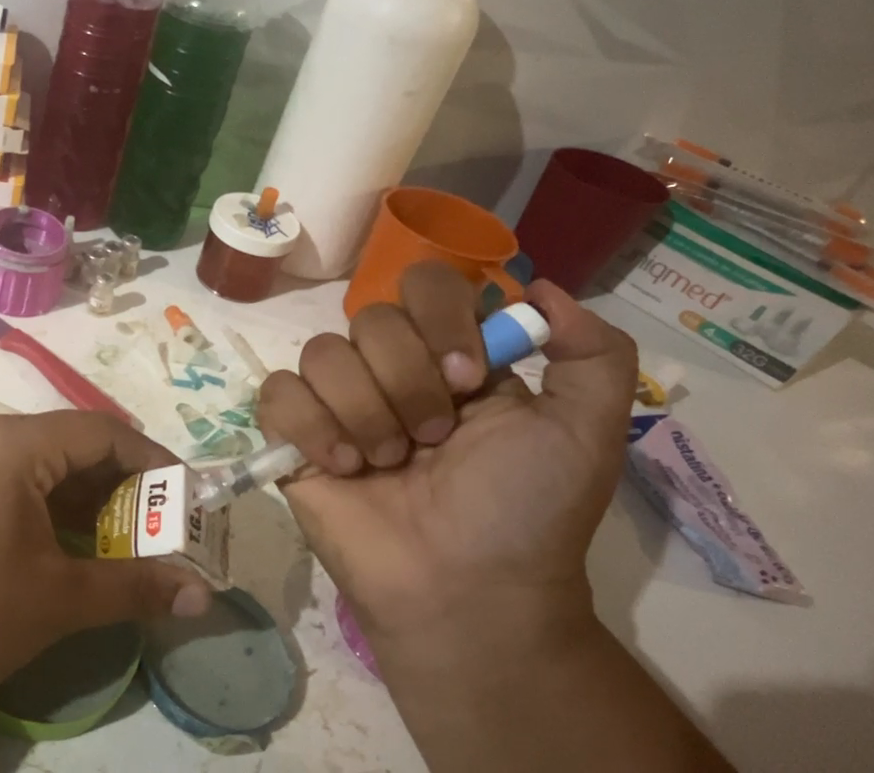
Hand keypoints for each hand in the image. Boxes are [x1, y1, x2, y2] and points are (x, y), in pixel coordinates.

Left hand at [0, 411, 213, 713]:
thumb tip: (204, 595)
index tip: (189, 502)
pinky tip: (70, 545)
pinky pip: (8, 478)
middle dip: (122, 486)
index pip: (101, 432)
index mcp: (9, 443)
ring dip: (85, 498)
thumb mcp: (59, 599)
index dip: (153, 463)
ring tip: (124, 544)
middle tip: (162, 531)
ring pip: (39, 463)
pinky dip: (46, 504)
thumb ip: (136, 587)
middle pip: (70, 444)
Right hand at [258, 262, 637, 640]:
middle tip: (433, 439)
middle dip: (407, 382)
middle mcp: (391, 368)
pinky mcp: (293, 434)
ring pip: (322, 352)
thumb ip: (594, 353)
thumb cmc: (526, 512)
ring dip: (365, 413)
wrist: (465, 589)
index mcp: (451, 355)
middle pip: (371, 318)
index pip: (425, 284)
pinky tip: (343, 466)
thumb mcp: (586, 433)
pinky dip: (312, 427)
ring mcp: (337, 400)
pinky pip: (279, 392)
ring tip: (388, 464)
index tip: (466, 378)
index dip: (440, 317)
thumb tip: (536, 287)